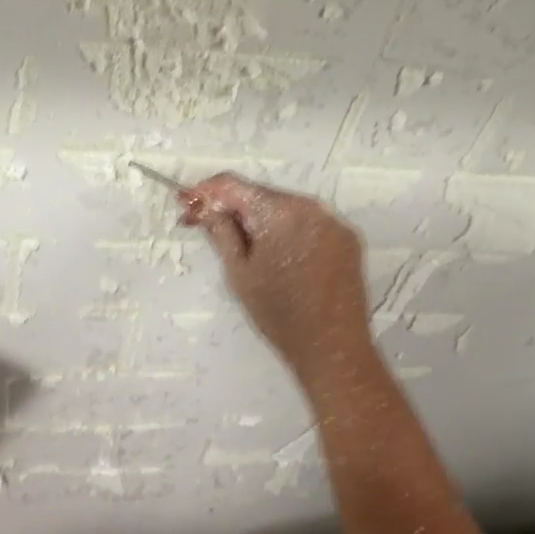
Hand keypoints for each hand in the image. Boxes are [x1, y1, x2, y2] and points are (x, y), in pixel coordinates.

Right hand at [181, 172, 372, 372]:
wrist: (333, 348)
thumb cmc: (279, 314)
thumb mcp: (239, 272)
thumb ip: (220, 231)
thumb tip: (202, 206)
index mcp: (280, 212)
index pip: (234, 185)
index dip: (205, 191)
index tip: (186, 203)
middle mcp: (311, 206)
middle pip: (261, 195)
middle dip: (233, 207)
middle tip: (207, 227)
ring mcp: (334, 221)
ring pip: (285, 208)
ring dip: (261, 219)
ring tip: (244, 246)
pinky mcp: (348, 237)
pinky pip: (309, 223)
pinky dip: (288, 231)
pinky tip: (278, 255)